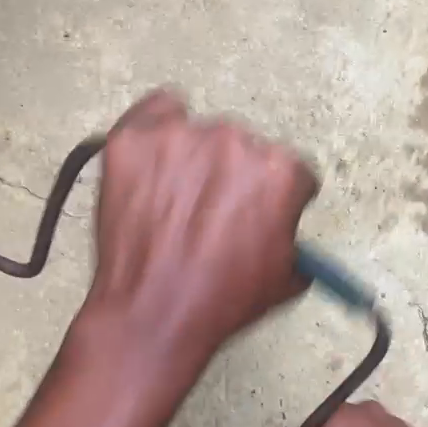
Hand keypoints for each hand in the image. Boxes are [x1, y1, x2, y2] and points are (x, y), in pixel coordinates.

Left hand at [78, 90, 317, 364]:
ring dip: (197, 160)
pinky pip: (157, 112)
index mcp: (281, 171)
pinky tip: (157, 165)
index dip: (278, 199)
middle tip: (215, 216)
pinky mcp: (134, 138)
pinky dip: (159, 131)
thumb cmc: (219, 300)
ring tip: (179, 203)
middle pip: (246, 148)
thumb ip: (294, 239)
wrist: (154, 314)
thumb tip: (282, 230)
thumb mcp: (286, 279)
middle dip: (236, 178)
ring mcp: (181, 136)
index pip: (291, 170)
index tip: (261, 215)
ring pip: (201, 133)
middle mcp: (236, 141)